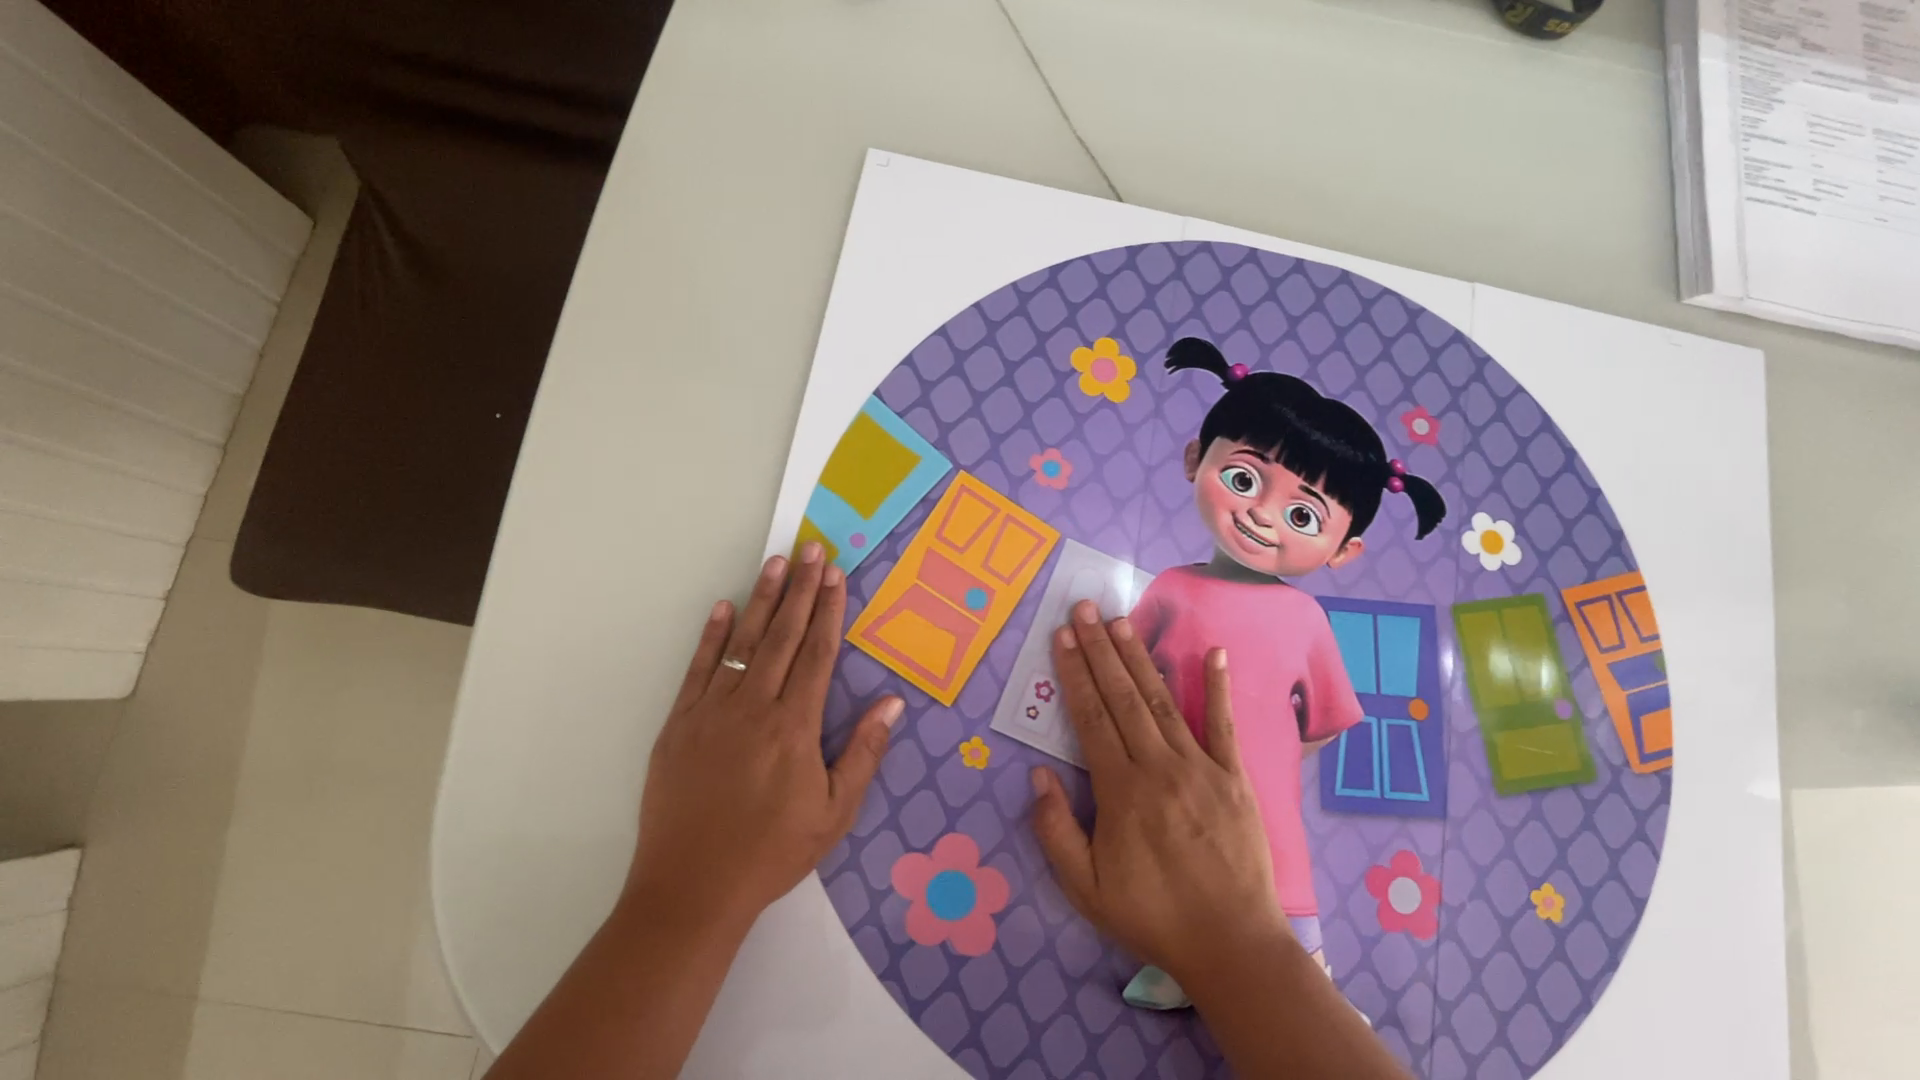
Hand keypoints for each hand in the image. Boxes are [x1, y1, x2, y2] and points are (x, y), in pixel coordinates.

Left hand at [626, 544, 903, 933]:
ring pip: (742, 643)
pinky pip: (698, 669)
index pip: (817, 654)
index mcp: (795, 726)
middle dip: (800, 590)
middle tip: (811, 549)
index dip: (829, 611)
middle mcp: (754, 707)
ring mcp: (712, 712)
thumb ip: (862, 753)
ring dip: (761, 600)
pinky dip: (711, 636)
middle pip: (782, 636)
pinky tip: (722, 608)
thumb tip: (892, 703)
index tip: (836, 575)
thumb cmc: (772, 852)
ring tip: (775, 563)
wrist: (692, 887)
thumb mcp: (834, 813)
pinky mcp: (679, 724)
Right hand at [1029, 600, 1287, 985]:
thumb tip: (1038, 774)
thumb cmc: (1152, 916)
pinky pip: (1224, 724)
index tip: (1061, 637)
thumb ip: (1056, 830)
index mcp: (1120, 791)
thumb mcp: (1086, 887)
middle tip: (1085, 609)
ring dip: (1140, 658)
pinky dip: (1218, 687)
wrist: (1232, 944)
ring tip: (1122, 621)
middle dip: (1100, 649)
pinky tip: (1214, 652)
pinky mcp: (1234, 777)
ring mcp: (1201, 767)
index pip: (1090, 717)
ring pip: (1162, 701)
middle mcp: (1159, 766)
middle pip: (1122, 697)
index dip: (1074, 673)